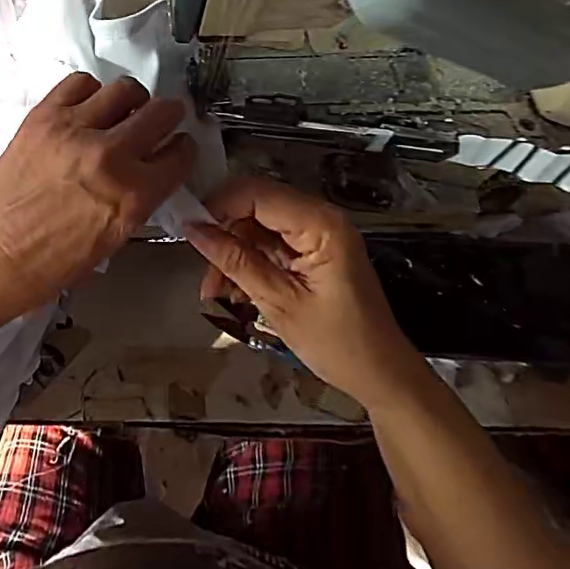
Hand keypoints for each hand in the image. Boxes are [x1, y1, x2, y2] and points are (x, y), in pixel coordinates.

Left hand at [0, 72, 196, 323]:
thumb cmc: (49, 263)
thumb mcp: (114, 240)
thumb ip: (139, 199)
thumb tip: (152, 170)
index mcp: (133, 196)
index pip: (180, 154)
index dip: (183, 149)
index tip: (177, 146)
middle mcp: (109, 157)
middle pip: (161, 112)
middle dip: (168, 116)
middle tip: (161, 120)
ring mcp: (74, 132)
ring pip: (125, 89)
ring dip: (131, 100)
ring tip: (122, 113)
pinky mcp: (43, 117)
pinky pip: (81, 83)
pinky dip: (90, 92)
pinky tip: (87, 108)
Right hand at [185, 176, 424, 408]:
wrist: (381, 375)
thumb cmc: (338, 343)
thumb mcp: (279, 302)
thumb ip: (235, 261)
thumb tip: (192, 230)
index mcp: (320, 223)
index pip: (256, 193)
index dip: (218, 205)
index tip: (188, 231)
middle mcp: (318, 217)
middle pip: (253, 205)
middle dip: (221, 232)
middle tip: (200, 267)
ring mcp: (314, 233)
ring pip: (255, 225)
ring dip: (230, 253)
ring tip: (214, 291)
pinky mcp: (309, 249)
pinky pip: (266, 243)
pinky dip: (246, 263)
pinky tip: (233, 292)